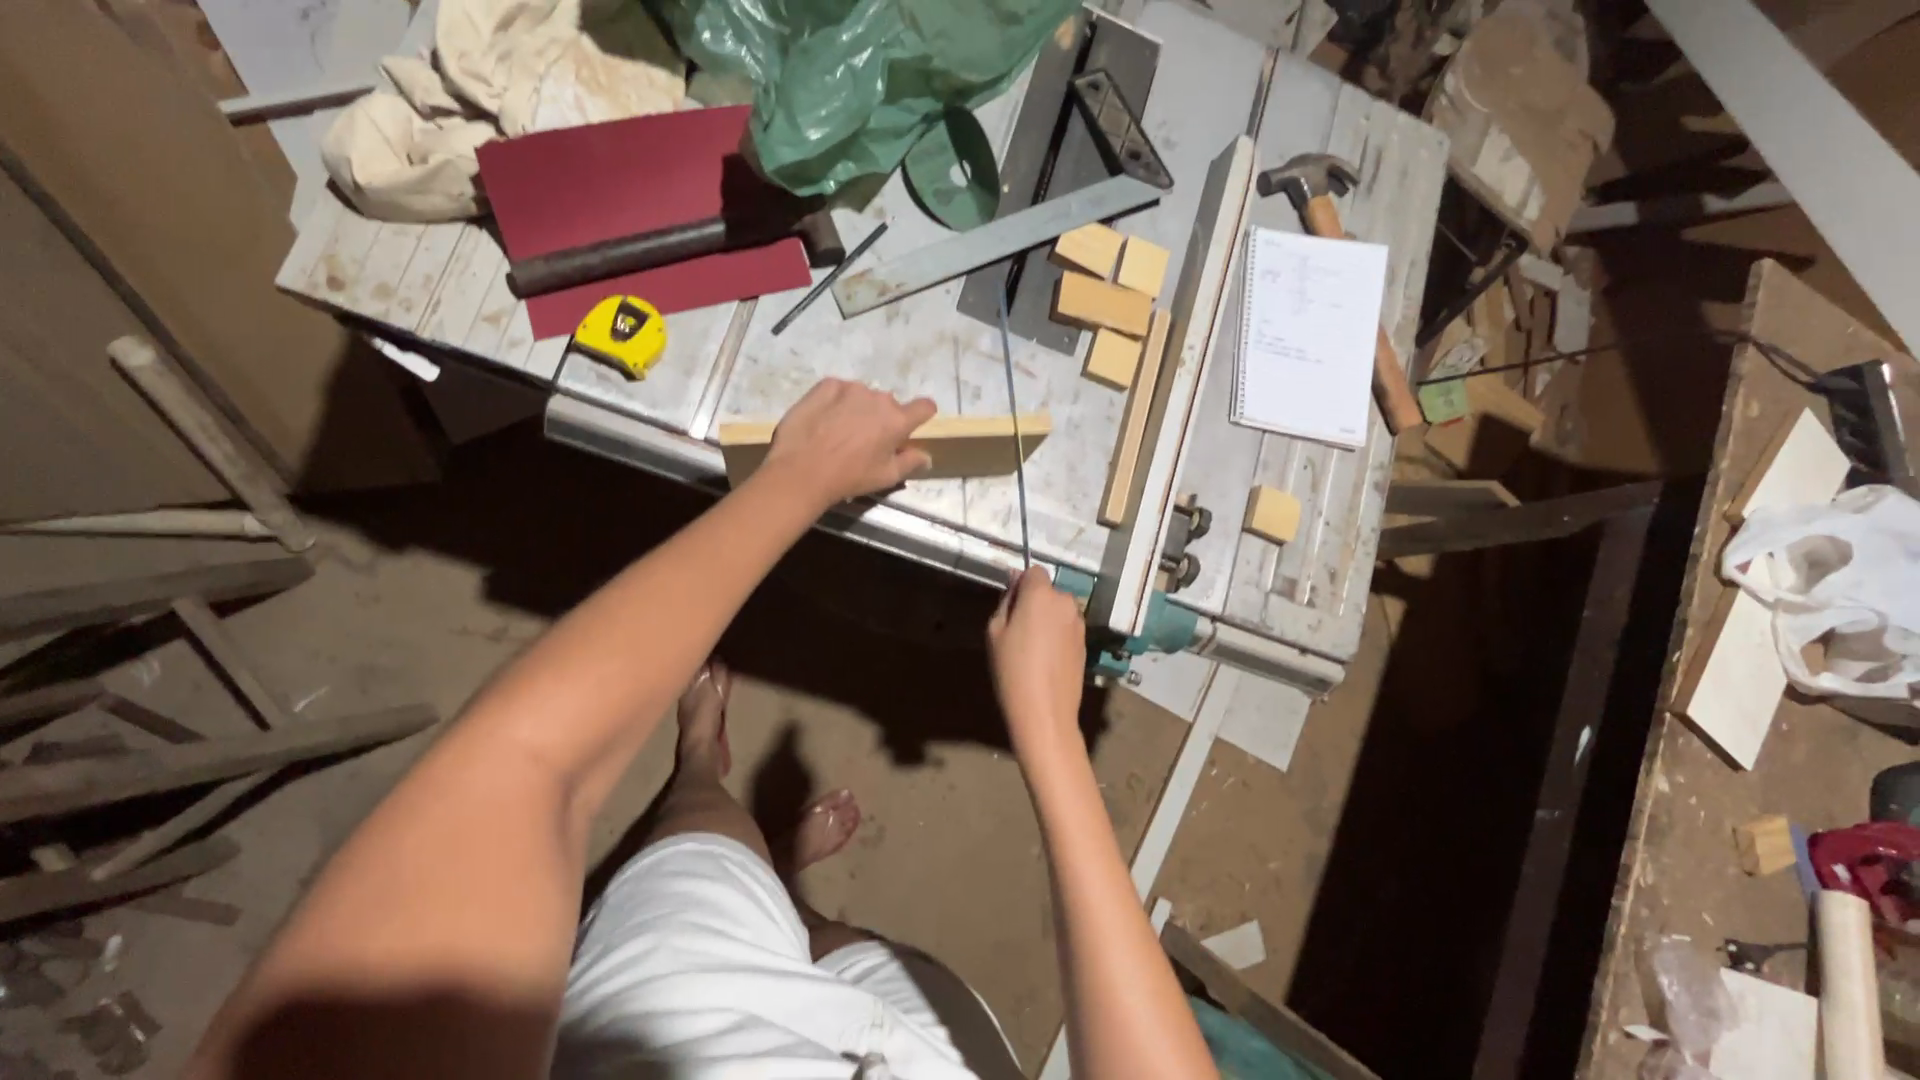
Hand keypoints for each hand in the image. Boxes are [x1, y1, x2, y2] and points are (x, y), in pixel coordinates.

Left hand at [761, 379, 937, 505]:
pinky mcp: (826, 385)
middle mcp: (878, 398)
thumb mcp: (885, 477)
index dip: (921, 414)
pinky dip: (836, 401)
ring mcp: (851, 388)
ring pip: (862, 396)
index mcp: (897, 420)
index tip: (911, 424)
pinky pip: (838, 390)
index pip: (924, 406)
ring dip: (858, 408)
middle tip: (864, 439)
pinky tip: (824, 419)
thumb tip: (926, 456)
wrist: (801, 470)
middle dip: (881, 417)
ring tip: (839, 430)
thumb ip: (910, 462)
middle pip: (888, 404)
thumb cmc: (849, 477)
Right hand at [988, 566, 1087, 762]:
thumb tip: (1015, 581)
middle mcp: (1066, 602)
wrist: (1045, 711)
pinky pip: (1067, 628)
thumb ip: (1007, 600)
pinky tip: (1045, 660)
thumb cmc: (1012, 670)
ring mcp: (1079, 623)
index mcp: (1042, 594)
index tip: (1010, 605)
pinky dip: (1057, 635)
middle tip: (1016, 630)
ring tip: (1031, 648)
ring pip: (1058, 610)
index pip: (1034, 570)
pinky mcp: (1085, 643)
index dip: (1021, 584)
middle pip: (1048, 591)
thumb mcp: (995, 632)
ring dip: (1047, 619)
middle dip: (1035, 602)